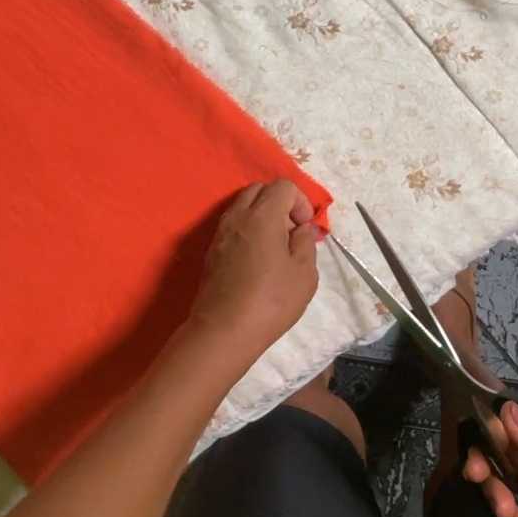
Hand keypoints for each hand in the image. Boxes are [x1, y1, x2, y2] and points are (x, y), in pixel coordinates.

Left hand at [185, 180, 321, 359]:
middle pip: (260, 189)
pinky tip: (257, 260)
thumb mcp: (304, 273)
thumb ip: (306, 243)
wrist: (223, 331)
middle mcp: (238, 216)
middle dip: (280, 203)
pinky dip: (248, 230)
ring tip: (275, 247)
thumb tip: (301, 229)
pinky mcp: (212, 250)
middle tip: (291, 233)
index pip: (283, 186)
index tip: (305, 229)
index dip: (300, 201)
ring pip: (243, 206)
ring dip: (262, 216)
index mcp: (263, 215)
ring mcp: (220, 232)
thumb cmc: (271, 301)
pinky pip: (233, 225)